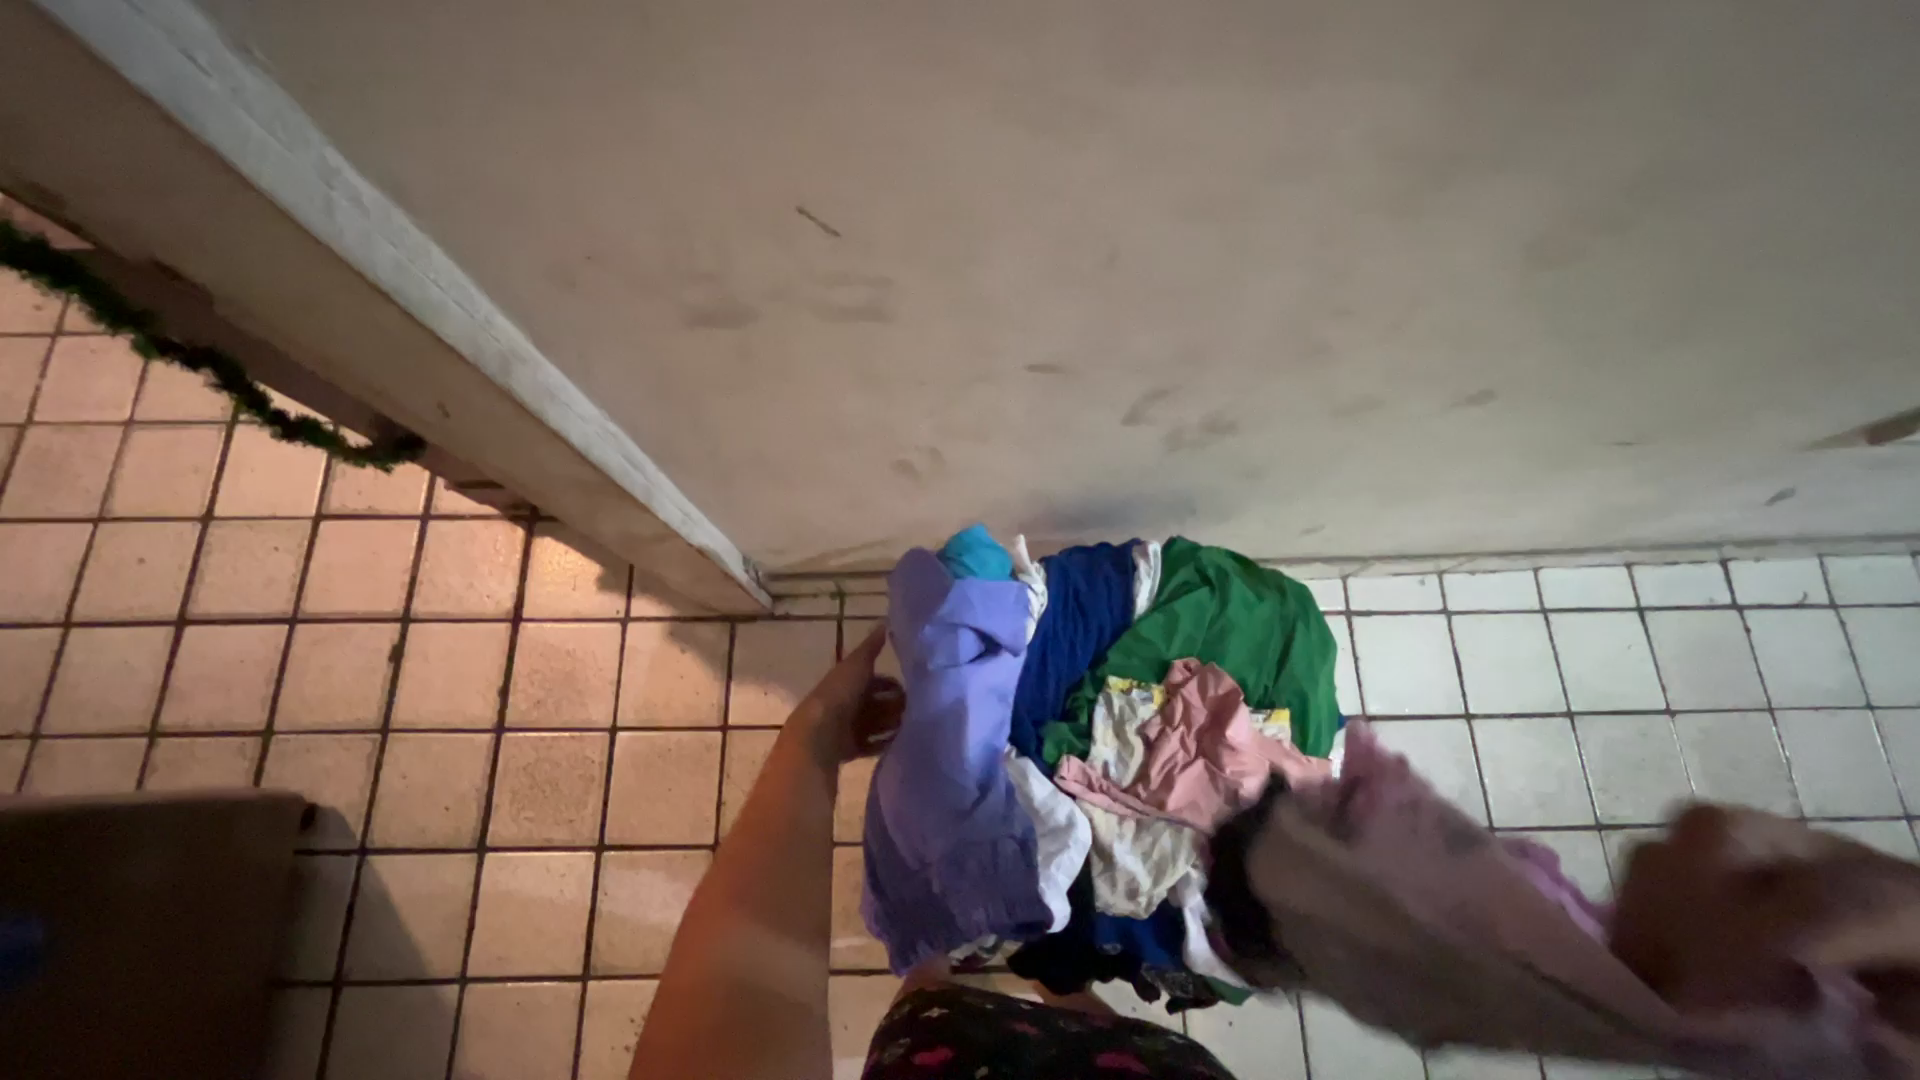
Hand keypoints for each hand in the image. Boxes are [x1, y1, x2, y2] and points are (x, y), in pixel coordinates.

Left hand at [791, 622, 904, 766]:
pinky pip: (873, 745)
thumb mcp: (857, 664)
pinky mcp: (850, 749)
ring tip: (910, 726)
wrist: (819, 733)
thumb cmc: (839, 694)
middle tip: (914, 710)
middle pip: (878, 703)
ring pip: (878, 723)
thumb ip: (872, 646)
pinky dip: (885, 743)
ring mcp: (848, 727)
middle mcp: (848, 703)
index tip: (912, 689)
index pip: (876, 680)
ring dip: (893, 724)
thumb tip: (885, 621)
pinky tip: (900, 742)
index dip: (892, 684)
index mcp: (848, 681)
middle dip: (896, 705)